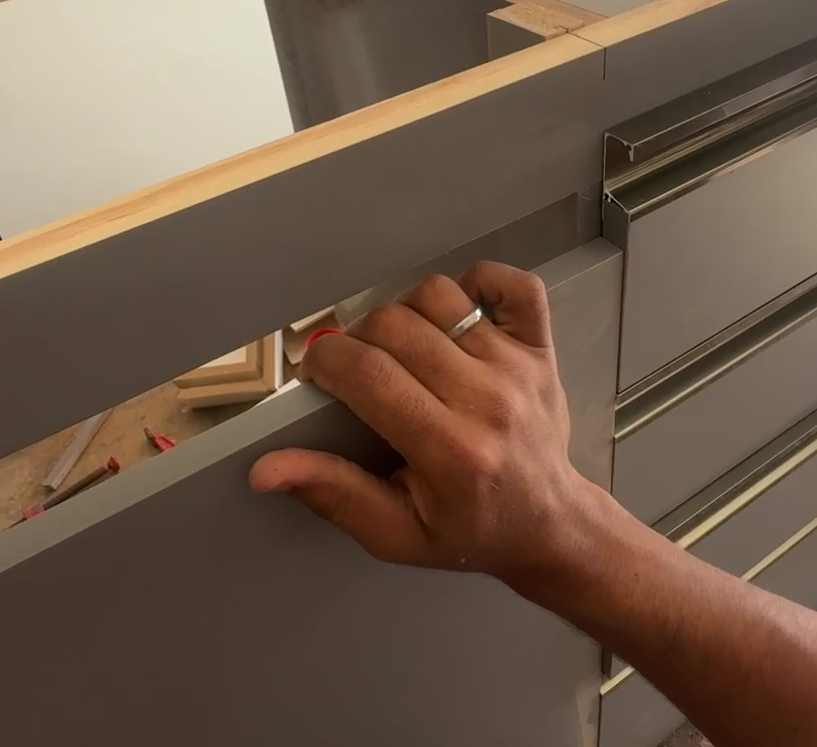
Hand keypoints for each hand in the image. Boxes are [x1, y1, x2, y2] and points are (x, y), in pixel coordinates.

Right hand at [249, 261, 614, 589]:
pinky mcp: (540, 346)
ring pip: (438, 295)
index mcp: (449, 449)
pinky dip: (479, 283)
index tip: (318, 375)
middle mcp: (486, 397)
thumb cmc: (470, 530)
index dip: (324, 360)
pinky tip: (457, 315)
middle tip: (355, 370)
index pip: (367, 372)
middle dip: (355, 339)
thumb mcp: (394, 533)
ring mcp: (517, 365)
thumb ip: (332, 494)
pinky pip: (514, 283)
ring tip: (401, 348)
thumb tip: (265, 469)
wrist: (551, 524)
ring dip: (405, 312)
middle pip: (394, 325)